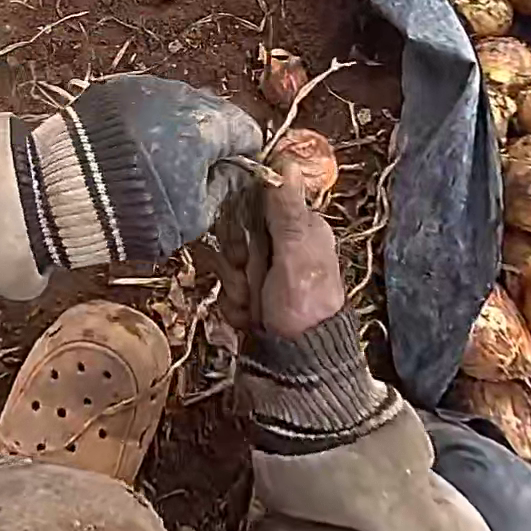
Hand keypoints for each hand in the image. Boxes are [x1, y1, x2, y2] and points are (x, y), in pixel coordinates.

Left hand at [13, 76, 261, 270]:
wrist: (59, 193)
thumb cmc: (135, 212)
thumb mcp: (193, 217)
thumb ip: (222, 189)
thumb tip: (233, 172)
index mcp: (206, 126)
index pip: (247, 130)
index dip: (244, 155)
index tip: (232, 173)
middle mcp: (181, 95)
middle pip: (215, 112)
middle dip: (213, 138)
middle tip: (197, 170)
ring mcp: (147, 87)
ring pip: (182, 104)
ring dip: (181, 127)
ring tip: (161, 159)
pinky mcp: (116, 87)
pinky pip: (149, 101)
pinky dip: (151, 120)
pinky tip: (135, 147)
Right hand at [217, 165, 345, 339]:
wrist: (299, 371)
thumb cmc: (304, 308)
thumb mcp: (296, 256)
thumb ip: (287, 210)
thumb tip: (287, 159)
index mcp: (300, 225)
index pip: (255, 199)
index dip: (241, 221)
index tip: (242, 247)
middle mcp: (282, 241)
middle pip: (236, 229)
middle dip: (237, 261)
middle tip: (249, 282)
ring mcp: (265, 267)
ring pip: (227, 258)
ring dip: (234, 286)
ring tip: (252, 305)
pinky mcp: (250, 291)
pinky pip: (226, 284)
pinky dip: (233, 303)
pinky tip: (247, 317)